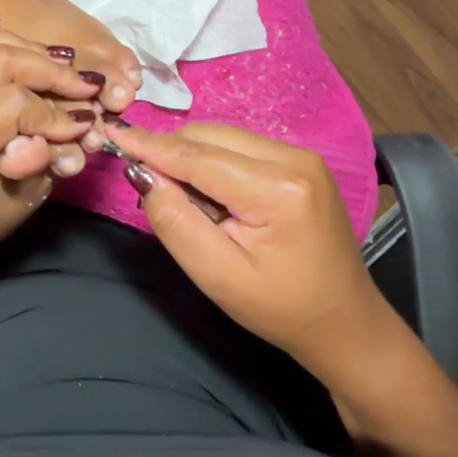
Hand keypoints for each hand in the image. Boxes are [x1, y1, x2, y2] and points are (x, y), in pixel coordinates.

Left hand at [0, 20, 104, 259]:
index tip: (80, 128)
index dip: (54, 113)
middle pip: (0, 59)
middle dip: (52, 71)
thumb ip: (50, 156)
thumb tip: (75, 123)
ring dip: (26, 46)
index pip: (14, 103)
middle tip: (84, 88)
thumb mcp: (25, 197)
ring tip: (59, 64)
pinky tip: (5, 35)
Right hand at [104, 120, 389, 372]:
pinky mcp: (300, 161)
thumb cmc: (280, 308)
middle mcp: (294, 158)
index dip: (151, 145)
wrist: (345, 324)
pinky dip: (213, 162)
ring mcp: (302, 155)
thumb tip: (143, 172)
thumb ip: (174, 220)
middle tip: (155, 194)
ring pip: (221, 137)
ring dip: (192, 159)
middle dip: (172, 155)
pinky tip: (216, 199)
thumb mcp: (217, 274)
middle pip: (208, 136)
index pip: (196, 155)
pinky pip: (238, 146)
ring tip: (194, 207)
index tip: (113, 132)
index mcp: (278, 189)